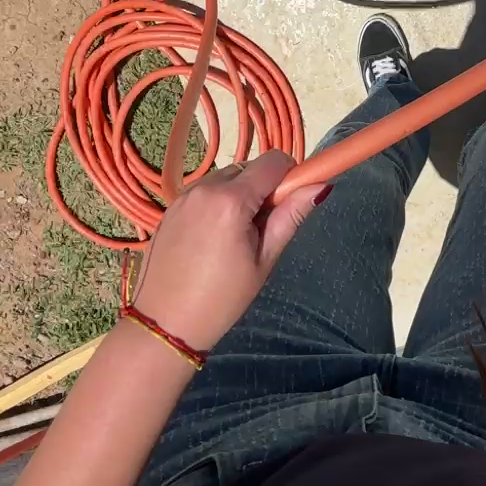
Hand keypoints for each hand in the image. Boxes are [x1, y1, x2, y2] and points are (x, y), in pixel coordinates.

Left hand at [130, 151, 327, 350]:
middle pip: (249, 168)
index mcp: (231, 199)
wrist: (164, 324)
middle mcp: (205, 186)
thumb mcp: (264, 259)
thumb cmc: (222, 298)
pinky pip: (206, 190)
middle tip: (259, 231)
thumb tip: (321, 186)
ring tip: (232, 238)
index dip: (289, 177)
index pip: (274, 161)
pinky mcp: (171, 205)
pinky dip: (217, 202)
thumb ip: (290, 216)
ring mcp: (184, 194)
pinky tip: (211, 239)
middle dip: (262, 190)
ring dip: (239, 195)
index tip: (287, 205)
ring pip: (227, 178)